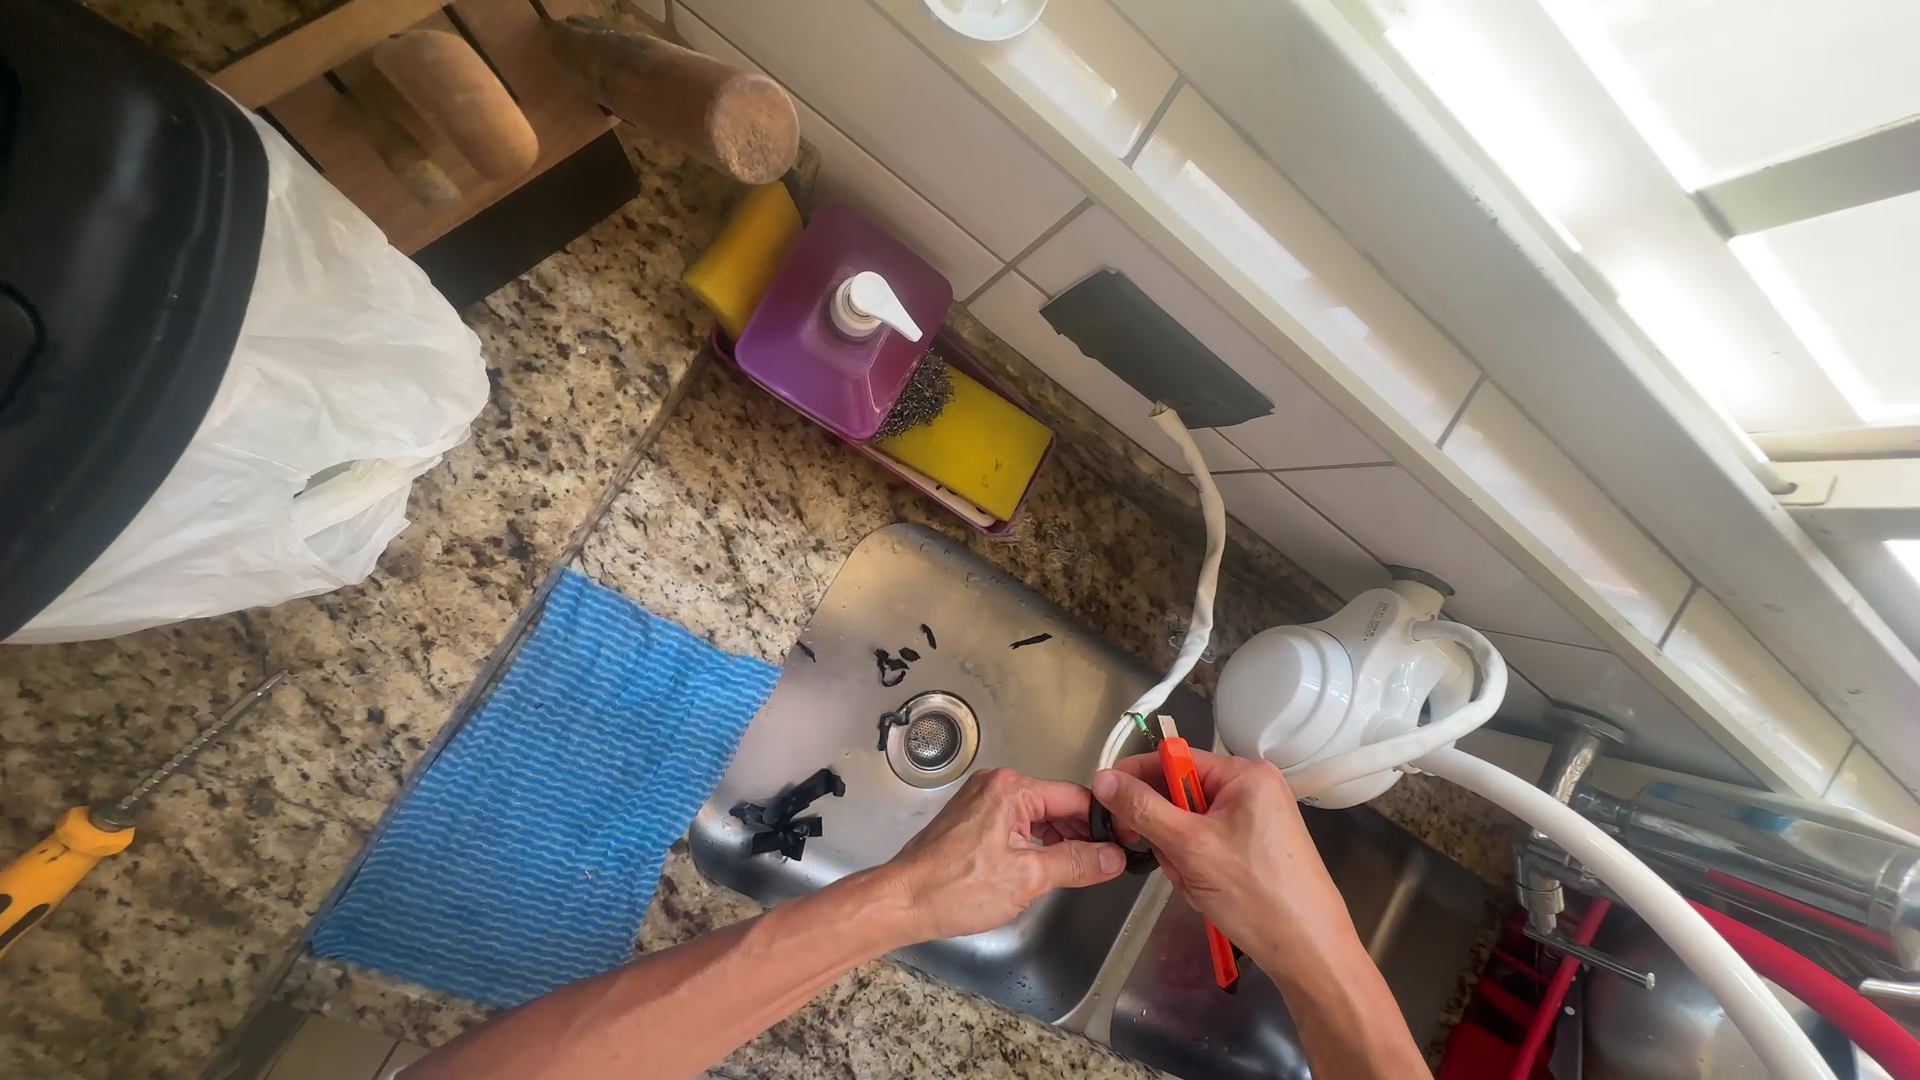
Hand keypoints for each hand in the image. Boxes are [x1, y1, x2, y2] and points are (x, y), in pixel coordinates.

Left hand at [879, 768, 1126, 941]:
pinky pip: (1017, 821)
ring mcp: (982, 798)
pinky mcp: (973, 816)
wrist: (903, 900)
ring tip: (1079, 870)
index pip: (1074, 797)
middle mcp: (997, 783)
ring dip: (1059, 840)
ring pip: (1037, 814)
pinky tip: (1046, 866)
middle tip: (1106, 865)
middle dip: (1081, 833)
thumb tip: (1115, 856)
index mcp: (1012, 788)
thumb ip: (1077, 863)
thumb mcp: (1028, 878)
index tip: (1124, 845)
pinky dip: (1035, 841)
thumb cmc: (959, 888)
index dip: (1102, 823)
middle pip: (1055, 804)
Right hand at [1094, 750, 1354, 971]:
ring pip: (1190, 823)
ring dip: (1180, 854)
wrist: (1312, 956)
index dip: (1138, 778)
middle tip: (1172, 861)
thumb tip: (1103, 778)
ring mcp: (1257, 819)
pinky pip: (1207, 842)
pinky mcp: (1256, 846)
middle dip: (1166, 830)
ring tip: (1196, 883)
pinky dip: (1197, 865)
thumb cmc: (1256, 894)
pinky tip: (1206, 891)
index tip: (1109, 802)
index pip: (1174, 759)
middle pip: (1180, 793)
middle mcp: (1253, 788)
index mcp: (1244, 774)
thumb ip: (1142, 808)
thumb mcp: (1189, 846)